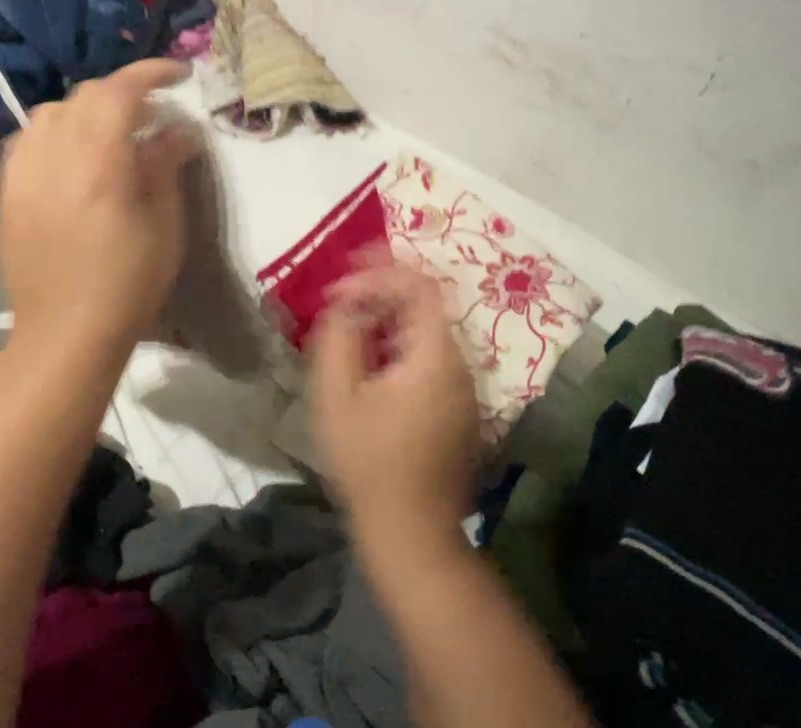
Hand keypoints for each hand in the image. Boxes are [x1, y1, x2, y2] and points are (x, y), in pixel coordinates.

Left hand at [0, 59, 197, 358]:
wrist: (64, 332)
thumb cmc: (128, 283)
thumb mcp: (164, 224)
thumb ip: (165, 165)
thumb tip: (175, 129)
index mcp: (97, 159)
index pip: (121, 89)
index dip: (152, 71)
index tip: (180, 74)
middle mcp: (53, 153)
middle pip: (85, 95)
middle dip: (123, 92)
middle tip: (152, 111)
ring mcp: (23, 170)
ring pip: (51, 112)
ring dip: (85, 110)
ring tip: (109, 133)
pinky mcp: (7, 190)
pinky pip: (27, 139)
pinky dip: (53, 133)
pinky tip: (70, 157)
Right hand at [309, 263, 480, 531]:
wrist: (410, 530)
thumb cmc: (368, 462)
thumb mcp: (336, 397)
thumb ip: (339, 338)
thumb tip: (346, 305)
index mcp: (436, 358)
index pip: (420, 287)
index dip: (380, 271)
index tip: (339, 280)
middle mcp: (461, 367)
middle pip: (425, 308)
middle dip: (379, 295)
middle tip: (337, 302)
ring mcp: (464, 391)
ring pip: (427, 334)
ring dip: (387, 323)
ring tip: (346, 332)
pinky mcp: (458, 411)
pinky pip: (430, 360)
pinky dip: (399, 348)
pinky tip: (368, 367)